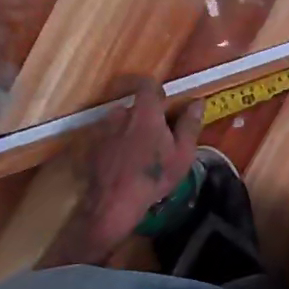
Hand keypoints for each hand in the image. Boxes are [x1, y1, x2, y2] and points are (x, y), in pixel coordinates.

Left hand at [39, 78, 203, 268]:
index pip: (148, 85)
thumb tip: (198, 102)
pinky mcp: (91, 145)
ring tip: (140, 156)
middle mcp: (120, 114)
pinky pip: (108, 138)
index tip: (165, 104)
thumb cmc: (153, 176)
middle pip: (136, 107)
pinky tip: (124, 165)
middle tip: (158, 140)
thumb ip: (189, 124)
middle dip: (146, 118)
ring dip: (130, 132)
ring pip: (121, 123)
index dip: (157, 91)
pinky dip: (116, 146)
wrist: (113, 203)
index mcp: (145, 112)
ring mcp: (102, 129)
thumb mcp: (182, 154)